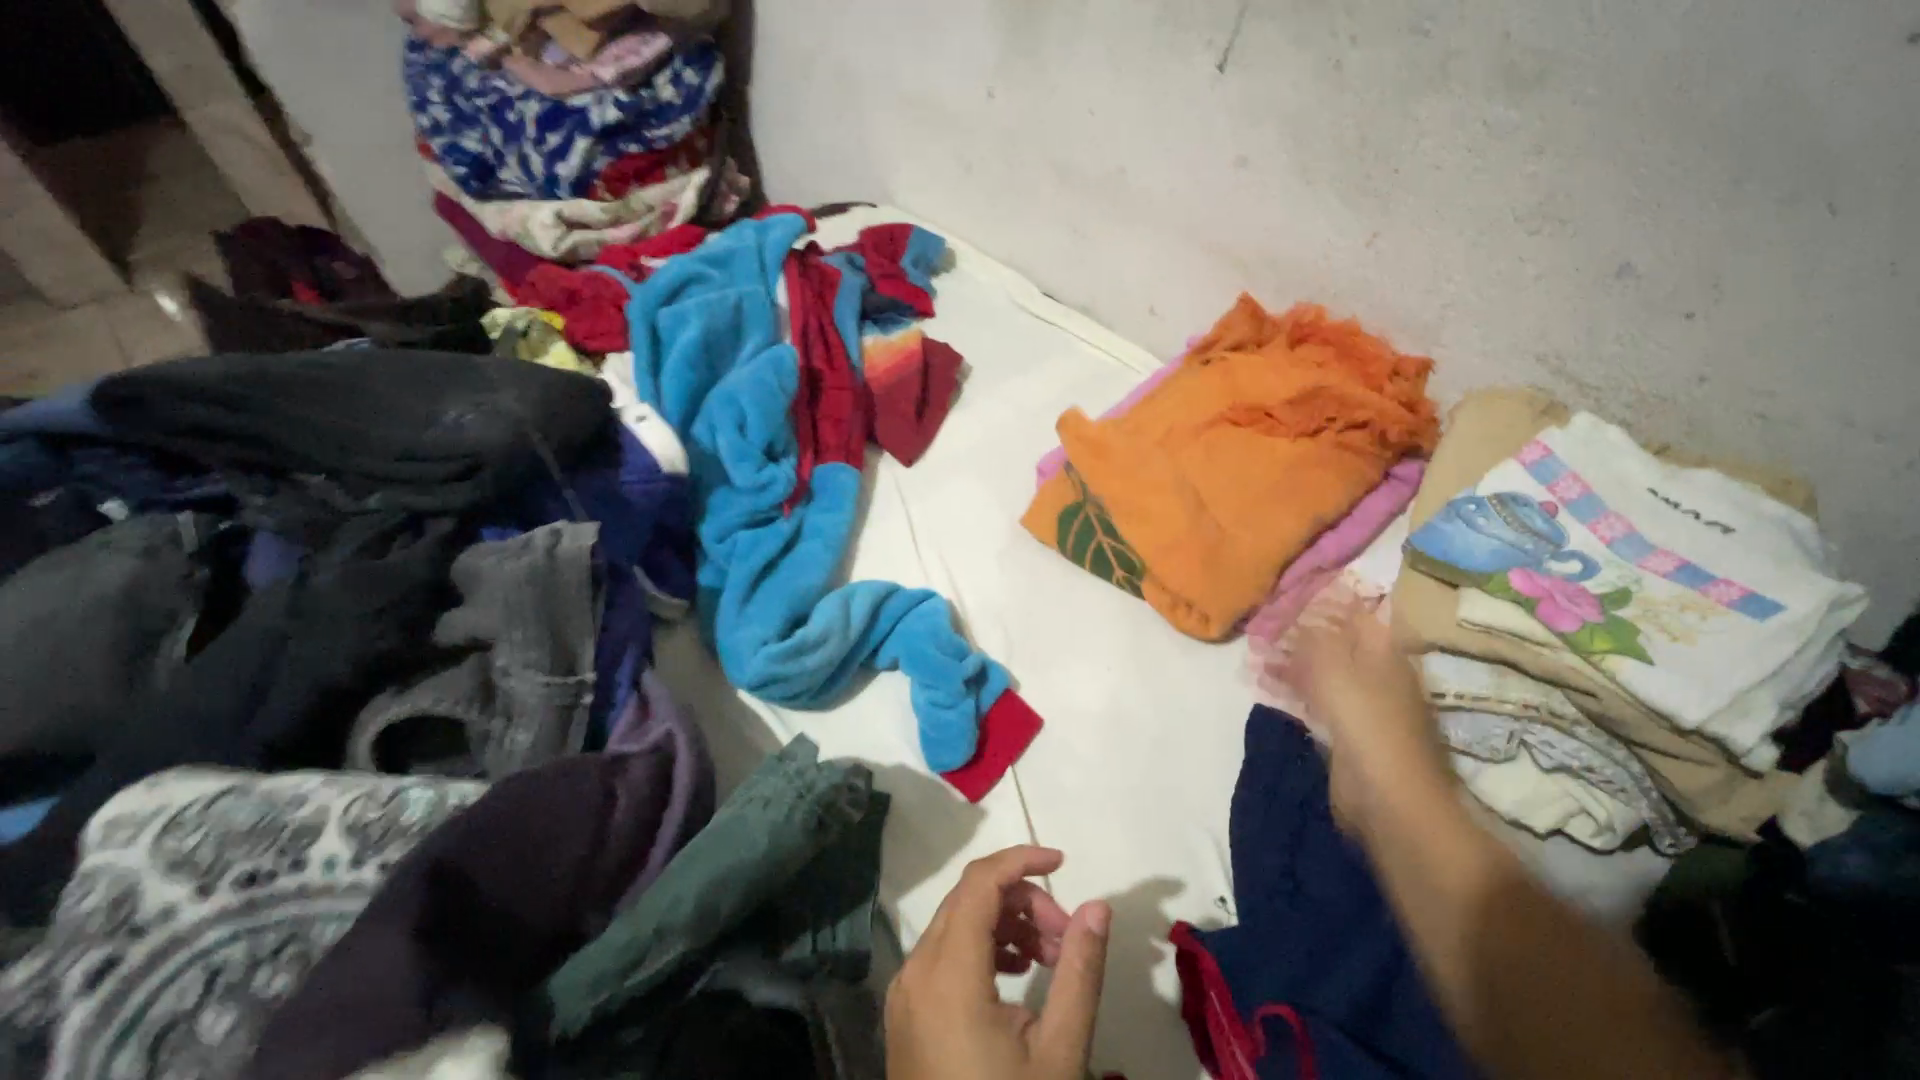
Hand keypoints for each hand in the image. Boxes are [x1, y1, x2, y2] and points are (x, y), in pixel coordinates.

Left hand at [886, 846, 1110, 1079]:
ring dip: (1006, 927)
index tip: (1064, 863)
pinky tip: (1018, 977)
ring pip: (957, 925)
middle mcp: (916, 970)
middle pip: (969, 900)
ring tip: (1052, 963)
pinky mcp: (906, 1012)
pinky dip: (983, 950)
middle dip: (1024, 904)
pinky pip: (944, 955)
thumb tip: (1098, 906)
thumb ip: (1081, 971)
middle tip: (1069, 940)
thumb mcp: (1059, 1050)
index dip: (1022, 859)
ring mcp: (905, 992)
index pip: (979, 882)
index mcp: (947, 973)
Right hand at [1284, 604, 1453, 835]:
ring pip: (1320, 673)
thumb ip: (1315, 640)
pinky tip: (1262, 686)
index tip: (1289, 595)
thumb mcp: (1336, 670)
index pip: (1357, 614)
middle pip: (1335, 644)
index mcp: (1385, 654)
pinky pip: (1313, 701)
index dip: (1326, 602)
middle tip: (1262, 626)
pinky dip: (1289, 690)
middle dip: (1299, 634)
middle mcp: (1377, 675)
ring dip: (1289, 663)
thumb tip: (1300, 619)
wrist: (1388, 798)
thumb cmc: (1367, 723)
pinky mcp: (1346, 734)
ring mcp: (1362, 706)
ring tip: (1252, 654)